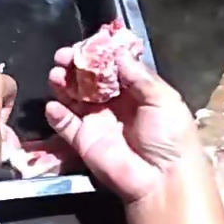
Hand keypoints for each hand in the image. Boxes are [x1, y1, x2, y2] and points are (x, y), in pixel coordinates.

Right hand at [45, 48, 199, 204]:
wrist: (160, 179)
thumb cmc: (170, 137)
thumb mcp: (164, 100)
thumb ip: (139, 76)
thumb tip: (118, 53)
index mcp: (135, 93)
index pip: (111, 68)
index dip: (97, 55)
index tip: (86, 45)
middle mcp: (113, 105)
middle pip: (88, 81)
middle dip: (75, 66)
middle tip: (63, 56)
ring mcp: (96, 123)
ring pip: (73, 98)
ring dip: (63, 84)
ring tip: (55, 74)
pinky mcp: (83, 142)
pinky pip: (65, 125)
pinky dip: (56, 114)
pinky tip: (53, 105)